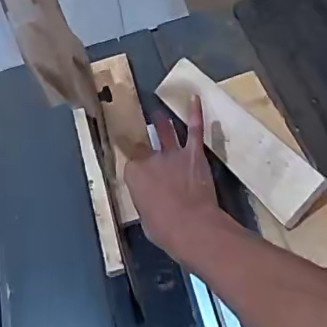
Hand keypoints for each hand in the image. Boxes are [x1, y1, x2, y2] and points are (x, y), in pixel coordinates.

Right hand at [123, 96, 225, 259]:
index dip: (136, 168)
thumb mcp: (145, 216)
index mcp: (134, 174)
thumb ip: (146, 200)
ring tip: (157, 112)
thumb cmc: (164, 229)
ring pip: (166, 132)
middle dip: (141, 144)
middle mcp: (150, 159)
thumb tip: (151, 199)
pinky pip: (194, 130)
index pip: (131, 164)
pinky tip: (195, 98)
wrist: (192, 226)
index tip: (137, 172)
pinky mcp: (194, 153)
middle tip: (139, 140)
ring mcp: (173, 153)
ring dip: (161, 122)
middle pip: (144, 146)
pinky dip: (195, 113)